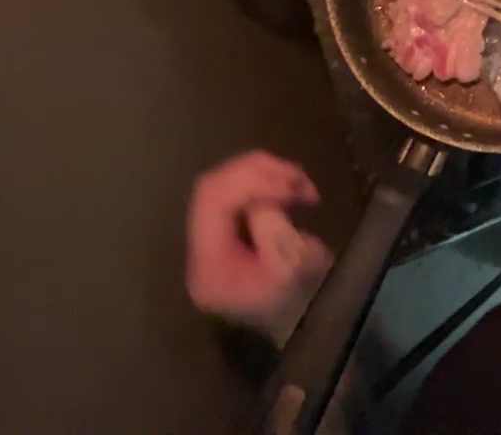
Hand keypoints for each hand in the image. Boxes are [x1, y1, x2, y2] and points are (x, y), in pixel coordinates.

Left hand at [187, 151, 333, 341]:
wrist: (298, 328)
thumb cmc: (298, 304)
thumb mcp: (293, 270)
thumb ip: (272, 232)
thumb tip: (262, 202)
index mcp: (209, 263)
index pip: (214, 201)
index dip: (252, 180)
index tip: (291, 185)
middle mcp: (200, 248)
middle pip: (215, 186)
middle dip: (259, 172)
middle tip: (299, 179)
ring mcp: (211, 240)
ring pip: (226, 184)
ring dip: (265, 175)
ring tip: (300, 184)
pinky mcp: (227, 232)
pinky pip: (238, 193)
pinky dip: (266, 183)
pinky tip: (290, 190)